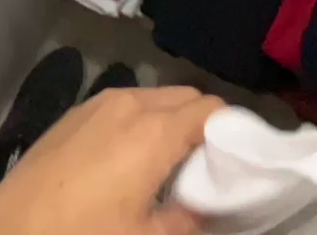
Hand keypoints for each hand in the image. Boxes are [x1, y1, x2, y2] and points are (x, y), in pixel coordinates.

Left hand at [0, 86, 225, 234]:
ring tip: (170, 165)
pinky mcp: (75, 112)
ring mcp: (98, 102)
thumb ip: (186, 220)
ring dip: (171, 120)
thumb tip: (205, 206)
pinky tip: (131, 159)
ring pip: (154, 97)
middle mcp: (130, 102)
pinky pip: (125, 104)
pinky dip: (141, 121)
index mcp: (154, 129)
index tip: (241, 159)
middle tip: (208, 168)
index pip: (211, 108)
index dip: (232, 130)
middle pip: (185, 96)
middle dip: (203, 123)